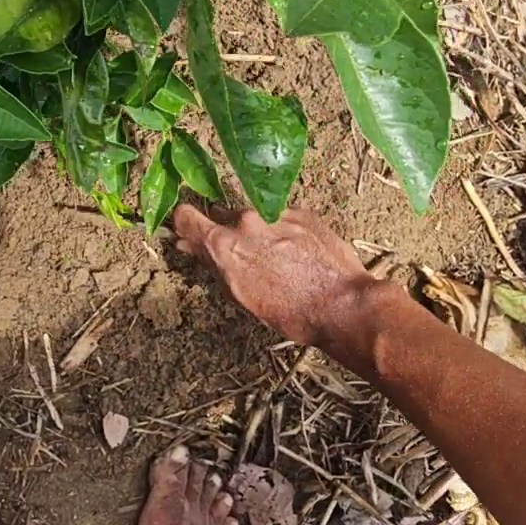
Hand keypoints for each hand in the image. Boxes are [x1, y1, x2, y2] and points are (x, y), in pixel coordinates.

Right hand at [172, 204, 379, 346]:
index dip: (184, 225)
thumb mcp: (239, 294)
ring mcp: (275, 213)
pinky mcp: (302, 212)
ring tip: (275, 260)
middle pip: (222, 217)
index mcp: (224, 244)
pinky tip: (296, 255)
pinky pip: (280, 217)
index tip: (187, 233)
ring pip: (254, 217)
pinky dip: (282, 231)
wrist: (341, 305)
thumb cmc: (288, 311)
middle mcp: (246, 221)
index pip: (186, 217)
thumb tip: (189, 246)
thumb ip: (212, 264)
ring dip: (256, 232)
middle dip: (226, 232)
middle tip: (240, 256)